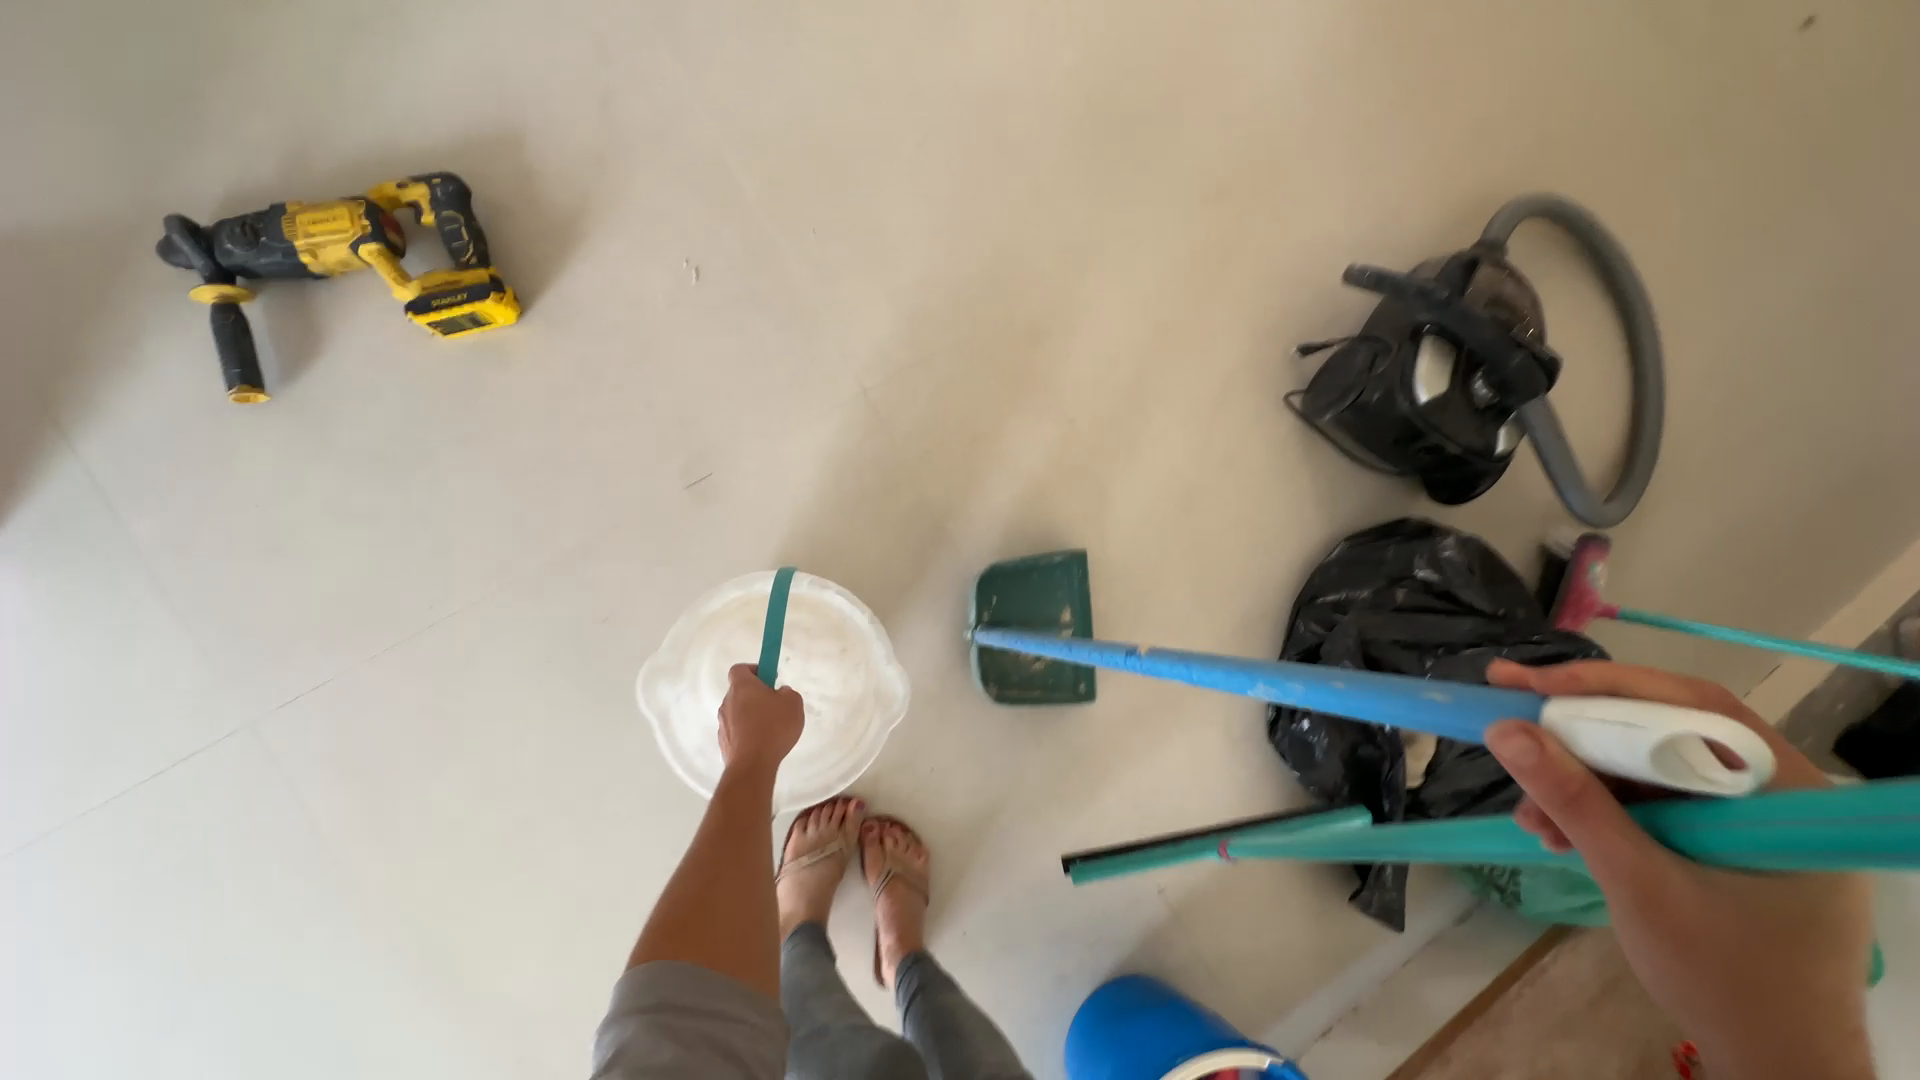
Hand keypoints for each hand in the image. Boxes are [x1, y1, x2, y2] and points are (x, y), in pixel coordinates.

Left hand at [717, 663, 803, 778]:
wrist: (753, 764)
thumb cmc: (774, 727)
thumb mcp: (793, 703)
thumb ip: (788, 693)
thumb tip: (780, 693)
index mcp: (742, 687)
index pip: (739, 669)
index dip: (754, 670)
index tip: (768, 679)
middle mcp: (727, 702)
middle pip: (739, 691)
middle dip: (755, 695)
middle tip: (774, 705)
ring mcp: (723, 723)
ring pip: (738, 712)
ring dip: (751, 716)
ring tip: (771, 729)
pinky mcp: (723, 742)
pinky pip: (736, 731)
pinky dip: (747, 733)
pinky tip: (762, 744)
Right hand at [1484, 659, 1874, 1079]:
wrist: (1773, 1063)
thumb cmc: (1725, 976)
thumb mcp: (1637, 881)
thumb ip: (1573, 801)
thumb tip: (1502, 730)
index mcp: (1785, 792)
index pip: (1691, 706)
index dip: (1602, 685)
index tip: (1525, 683)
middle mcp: (1769, 792)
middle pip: (1658, 731)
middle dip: (1574, 733)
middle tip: (1502, 712)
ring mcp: (1742, 820)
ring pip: (1641, 768)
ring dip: (1574, 782)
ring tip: (1529, 817)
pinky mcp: (1714, 843)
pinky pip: (1643, 804)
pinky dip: (1592, 811)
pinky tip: (1555, 835)